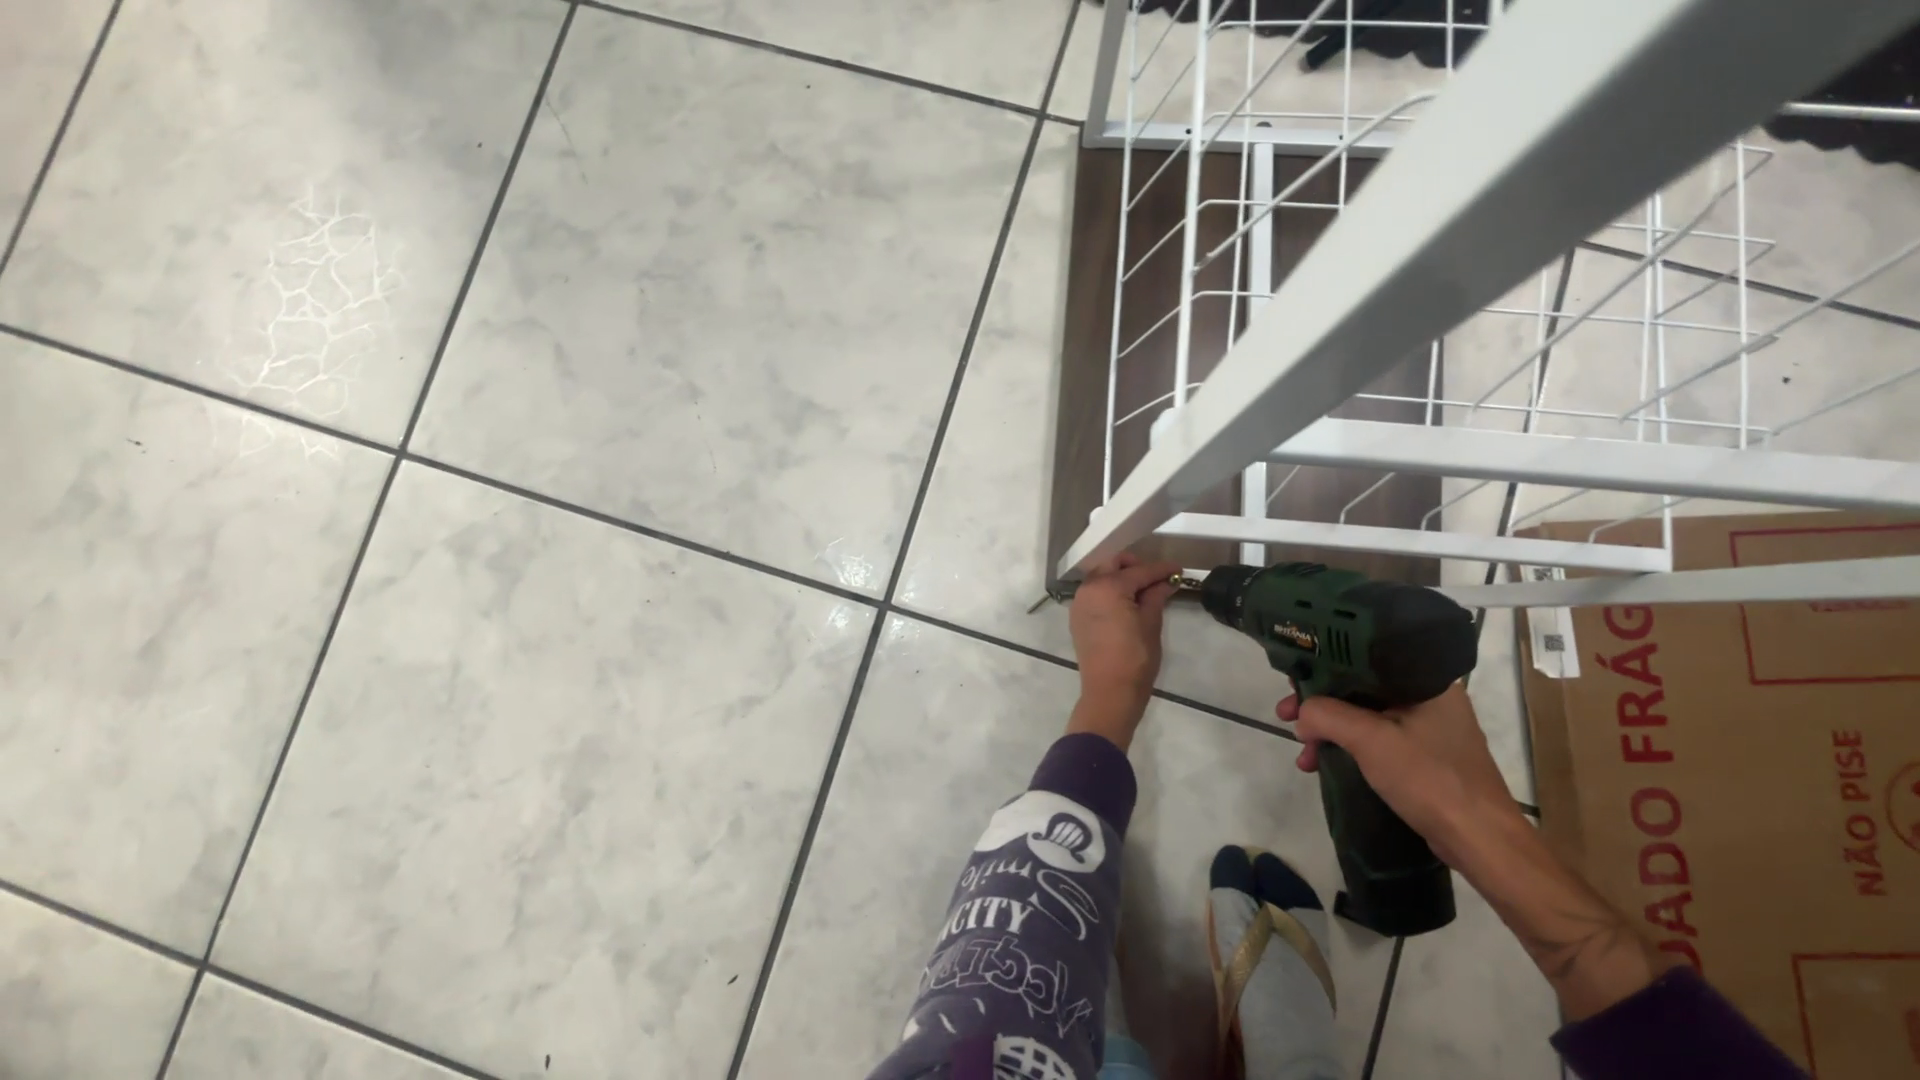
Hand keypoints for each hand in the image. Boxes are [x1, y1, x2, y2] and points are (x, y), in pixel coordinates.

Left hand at [1065, 553, 1180, 749]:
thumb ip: (1156, 596)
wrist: (1109, 691)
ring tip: (1143, 592)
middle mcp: (1088, 589)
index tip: (1178, 569)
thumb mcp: (1151, 624)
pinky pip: (1094, 593)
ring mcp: (1079, 603)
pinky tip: (1126, 603)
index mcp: (1108, 587)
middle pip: (1113, 565)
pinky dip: (1109, 591)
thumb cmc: (1135, 657)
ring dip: (1121, 578)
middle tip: (1156, 578)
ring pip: (1101, 577)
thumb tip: (1166, 582)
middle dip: (1135, 566)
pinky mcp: (1077, 617)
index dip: (1161, 570)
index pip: (1139, 571)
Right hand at [1278, 684, 1517, 864]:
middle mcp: (1429, 698)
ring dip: (1329, 731)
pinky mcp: (1425, 756)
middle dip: (1320, 706)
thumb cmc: (1429, 779)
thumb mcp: (1370, 740)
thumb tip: (1301, 715)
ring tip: (1303, 754)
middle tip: (1286, 719)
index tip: (1292, 687)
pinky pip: (1376, 740)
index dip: (1321, 671)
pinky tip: (1324, 764)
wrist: (1480, 839)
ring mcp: (1429, 729)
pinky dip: (1348, 748)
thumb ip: (1328, 716)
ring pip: (1365, 717)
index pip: (1362, 661)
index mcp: (1425, 681)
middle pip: (1360, 690)